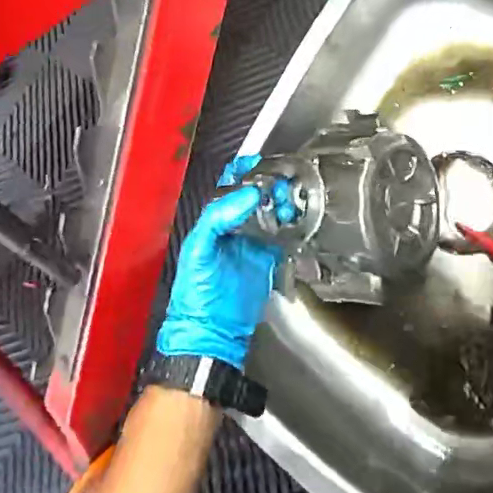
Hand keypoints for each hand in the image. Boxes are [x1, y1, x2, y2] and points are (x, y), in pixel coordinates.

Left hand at [155, 154, 296, 369]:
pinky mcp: (270, 258)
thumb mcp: (199, 250)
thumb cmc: (196, 293)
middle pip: (257, 195)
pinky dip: (292, 224)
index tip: (258, 160)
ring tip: (287, 201)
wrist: (213, 332)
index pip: (229, 186)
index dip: (243, 170)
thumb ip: (217, 218)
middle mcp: (236, 227)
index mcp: (216, 221)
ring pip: (272, 211)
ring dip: (282, 202)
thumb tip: (245, 195)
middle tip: (280, 182)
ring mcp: (254, 242)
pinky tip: (295, 219)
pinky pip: (285, 234)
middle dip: (269, 184)